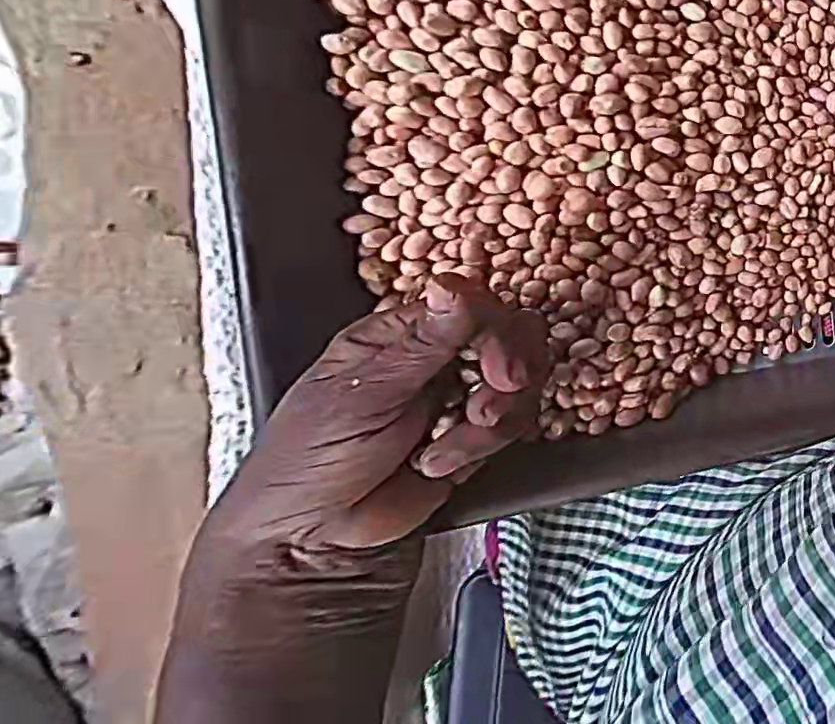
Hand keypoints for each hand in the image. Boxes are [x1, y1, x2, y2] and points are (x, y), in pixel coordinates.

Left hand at [214, 274, 545, 551]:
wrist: (312, 547)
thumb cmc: (310, 464)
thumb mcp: (363, 395)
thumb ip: (423, 341)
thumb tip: (455, 287)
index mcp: (402, 332)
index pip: (475, 305)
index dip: (496, 330)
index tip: (498, 366)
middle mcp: (441, 353)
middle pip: (513, 334)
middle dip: (509, 372)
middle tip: (486, 408)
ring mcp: (464, 389)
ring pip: (524, 376)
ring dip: (496, 415)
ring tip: (450, 444)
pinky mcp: (482, 428)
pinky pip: (518, 416)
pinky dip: (487, 443)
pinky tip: (442, 461)